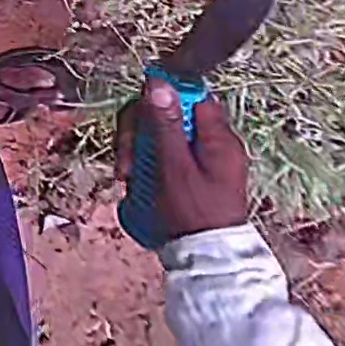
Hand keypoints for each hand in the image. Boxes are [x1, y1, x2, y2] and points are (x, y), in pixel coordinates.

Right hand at [115, 88, 250, 238]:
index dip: (161, 97)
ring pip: (159, 133)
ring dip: (137, 148)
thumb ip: (165, 124)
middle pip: (168, 113)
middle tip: (127, 157)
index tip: (140, 116)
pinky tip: (136, 180)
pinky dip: (145, 161)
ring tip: (128, 175)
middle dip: (140, 131)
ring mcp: (201, 158)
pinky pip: (161, 152)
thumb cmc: (192, 215)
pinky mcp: (189, 172)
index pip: (189, 95)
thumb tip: (158, 82)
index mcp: (218, 138)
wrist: (206, 264)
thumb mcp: (174, 166)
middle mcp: (213, 143)